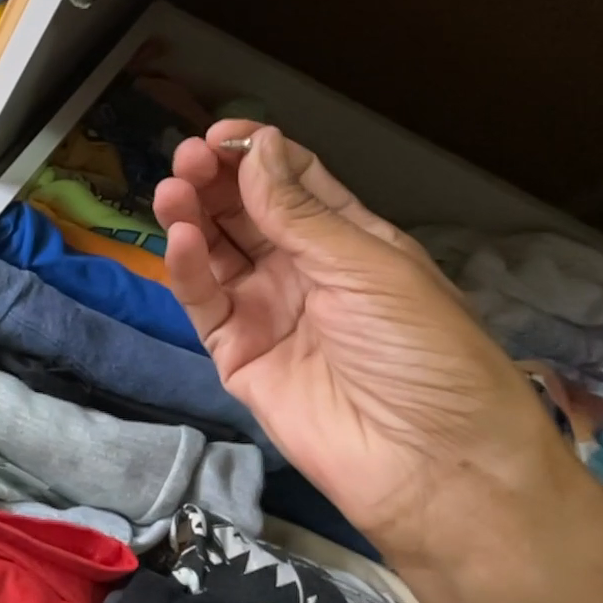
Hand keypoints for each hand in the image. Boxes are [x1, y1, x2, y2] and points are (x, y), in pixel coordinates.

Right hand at [154, 122, 568, 564]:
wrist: (431, 467)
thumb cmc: (425, 355)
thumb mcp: (371, 269)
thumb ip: (300, 213)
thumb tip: (256, 147)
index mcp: (350, 243)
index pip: (293, 184)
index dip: (257, 155)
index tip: (221, 135)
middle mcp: (302, 269)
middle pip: (245, 212)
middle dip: (215, 180)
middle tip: (186, 158)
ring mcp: (264, 309)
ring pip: (216, 250)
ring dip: (192, 216)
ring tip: (171, 189)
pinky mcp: (233, 349)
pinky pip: (203, 300)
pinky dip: (186, 268)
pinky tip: (181, 241)